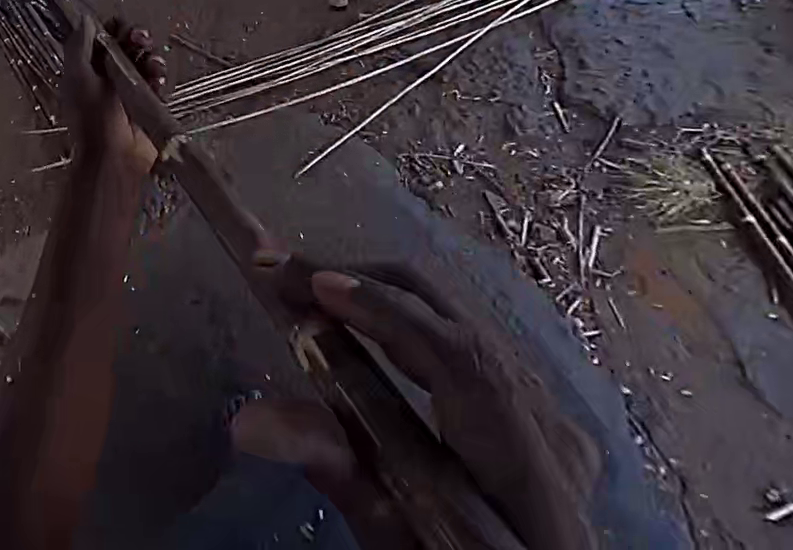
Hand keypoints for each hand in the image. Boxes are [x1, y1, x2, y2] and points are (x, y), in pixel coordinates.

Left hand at [61, 17, 165, 175]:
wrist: (114, 157)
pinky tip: (158, 81)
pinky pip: (158, 80)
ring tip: (153, 65)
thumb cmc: (92, 117)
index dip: (114, 28)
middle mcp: (108, 75)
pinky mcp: (149, 101)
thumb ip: (80, 46)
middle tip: (141, 39)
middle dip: (136, 38)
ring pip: (145, 60)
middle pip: (127, 45)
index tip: (123, 26)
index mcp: (87, 68)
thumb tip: (86, 18)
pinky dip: (160, 77)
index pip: (103, 37)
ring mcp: (130, 88)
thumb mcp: (78, 77)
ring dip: (151, 57)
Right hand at [238, 265, 600, 549]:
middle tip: (284, 271)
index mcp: (525, 471)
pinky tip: (355, 314)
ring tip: (306, 286)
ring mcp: (542, 399)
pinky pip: (453, 328)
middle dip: (361, 281)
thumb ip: (341, 475)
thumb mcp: (402, 544)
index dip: (385, 311)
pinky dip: (396, 311)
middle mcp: (543, 417)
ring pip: (448, 310)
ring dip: (373, 290)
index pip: (457, 359)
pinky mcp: (526, 392)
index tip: (314, 284)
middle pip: (447, 314)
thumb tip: (249, 420)